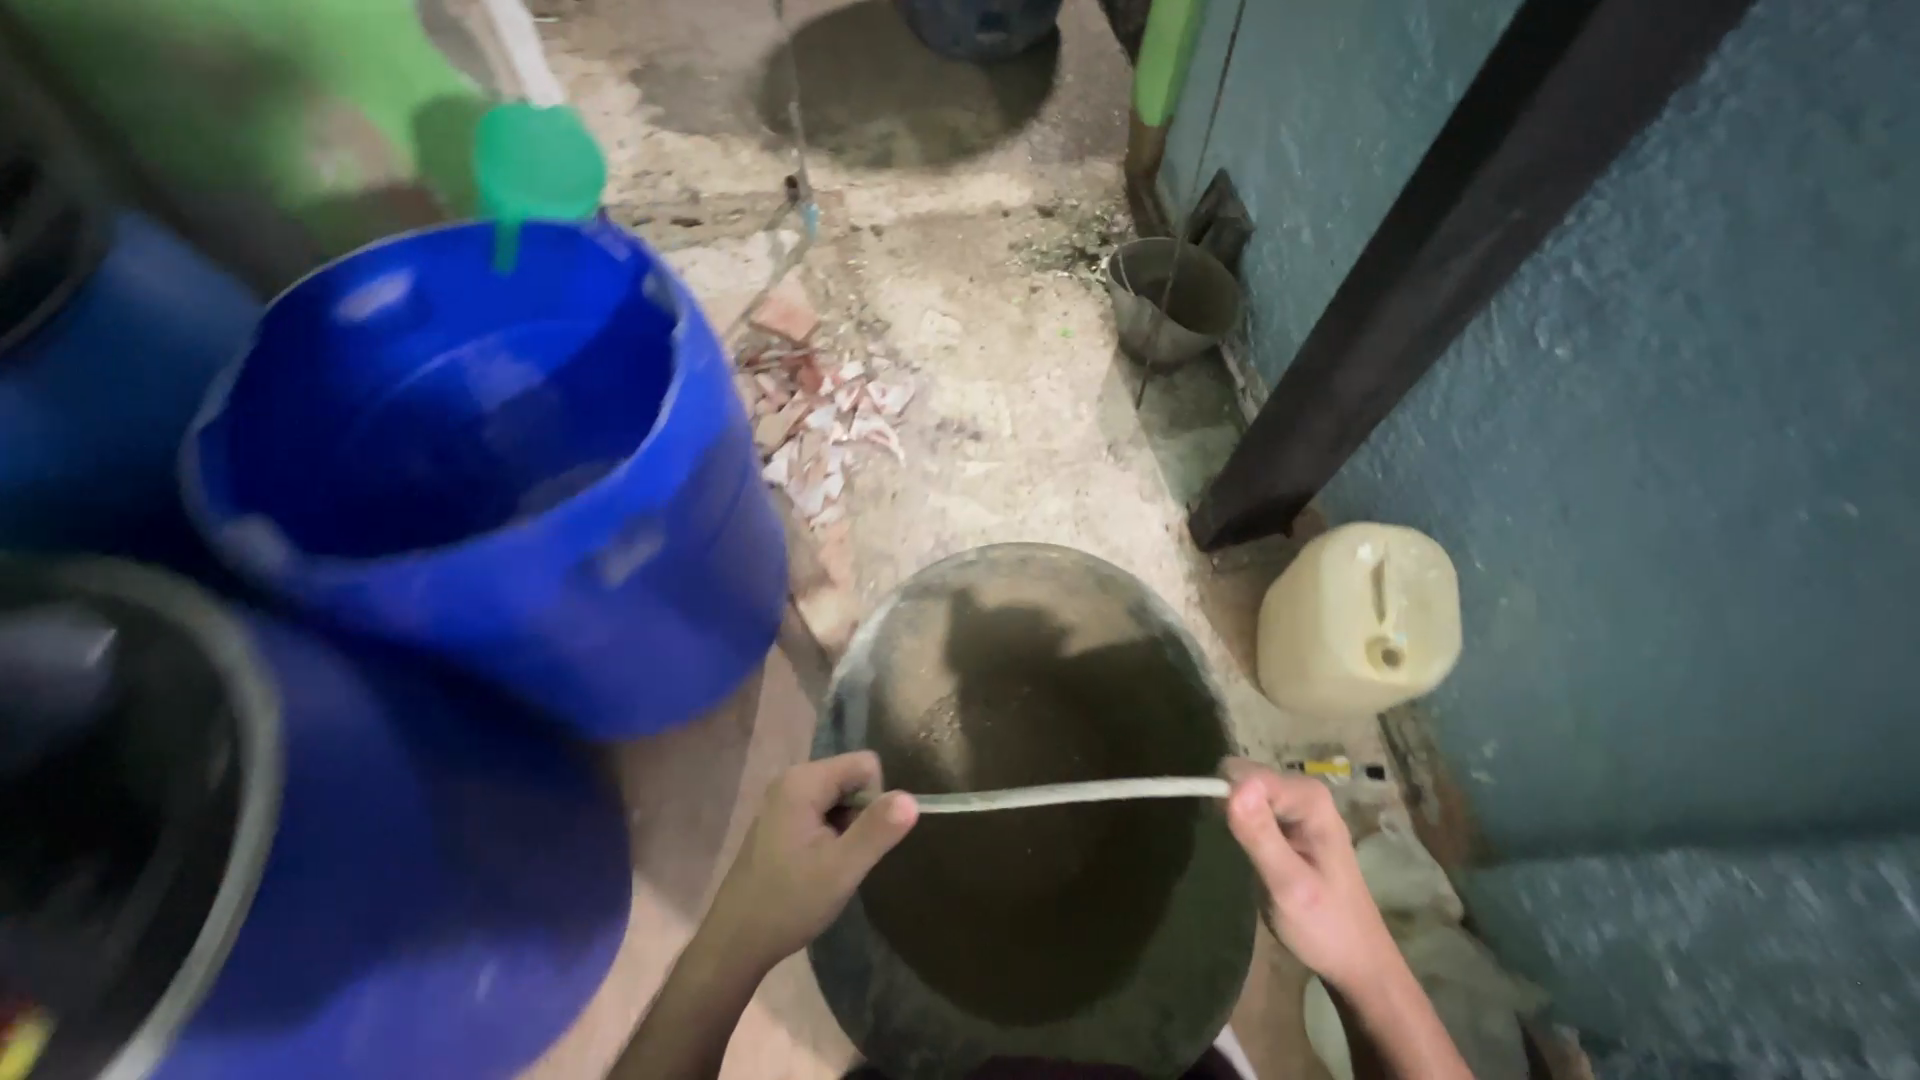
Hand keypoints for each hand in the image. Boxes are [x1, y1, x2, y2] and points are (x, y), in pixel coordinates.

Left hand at [700, 751, 918, 971]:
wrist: (735, 942)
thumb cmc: (789, 904)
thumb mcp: (842, 869)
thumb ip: (877, 830)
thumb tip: (912, 798)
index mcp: (803, 781)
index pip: (866, 764)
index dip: (875, 801)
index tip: (859, 841)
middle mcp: (791, 780)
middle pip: (851, 778)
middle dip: (860, 816)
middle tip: (843, 858)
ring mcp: (783, 800)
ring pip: (840, 798)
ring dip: (846, 829)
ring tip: (829, 866)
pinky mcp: (780, 820)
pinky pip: (823, 812)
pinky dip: (830, 836)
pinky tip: (817, 868)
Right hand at [1221, 758, 1398, 993]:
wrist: (1356, 960)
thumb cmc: (1326, 927)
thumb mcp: (1288, 885)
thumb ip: (1260, 836)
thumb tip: (1233, 787)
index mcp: (1309, 798)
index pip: (1245, 774)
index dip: (1226, 799)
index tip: (1226, 836)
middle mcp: (1303, 792)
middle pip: (1242, 775)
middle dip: (1228, 804)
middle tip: (1239, 849)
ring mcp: (1296, 806)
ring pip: (1241, 789)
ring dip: (1232, 815)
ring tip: (1244, 853)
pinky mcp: (1286, 821)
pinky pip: (1248, 805)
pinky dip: (1239, 822)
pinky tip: (1250, 851)